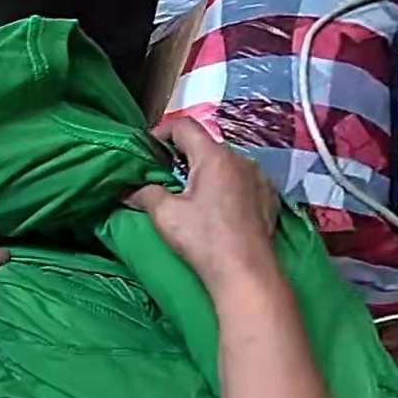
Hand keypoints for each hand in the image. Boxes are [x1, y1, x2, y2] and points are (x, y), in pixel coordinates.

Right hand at [128, 117, 283, 291]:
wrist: (245, 271)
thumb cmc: (203, 239)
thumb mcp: (165, 214)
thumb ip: (145, 194)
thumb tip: (129, 190)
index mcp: (214, 157)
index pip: (184, 126)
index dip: (161, 133)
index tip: (148, 151)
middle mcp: (241, 159)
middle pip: (205, 145)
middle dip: (181, 156)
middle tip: (162, 176)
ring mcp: (259, 178)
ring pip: (224, 163)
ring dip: (203, 172)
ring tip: (188, 195)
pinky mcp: (268, 197)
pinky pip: (241, 181)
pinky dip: (223, 186)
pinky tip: (214, 208)